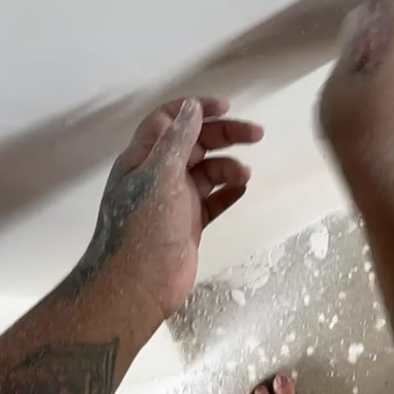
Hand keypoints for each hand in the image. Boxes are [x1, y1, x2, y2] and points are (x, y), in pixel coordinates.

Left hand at [74, 97, 262, 318]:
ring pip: (208, 170)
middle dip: (225, 134)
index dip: (196, 108)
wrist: (137, 287)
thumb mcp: (158, 175)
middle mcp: (159, 175)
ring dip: (229, 166)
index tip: (226, 107)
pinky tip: (241, 189)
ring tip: (243, 174)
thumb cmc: (143, 227)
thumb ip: (177, 140)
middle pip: (196, 142)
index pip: (170, 120)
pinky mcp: (190, 222)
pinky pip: (214, 199)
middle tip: (256, 134)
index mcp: (145, 159)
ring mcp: (176, 200)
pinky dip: (229, 191)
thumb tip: (192, 107)